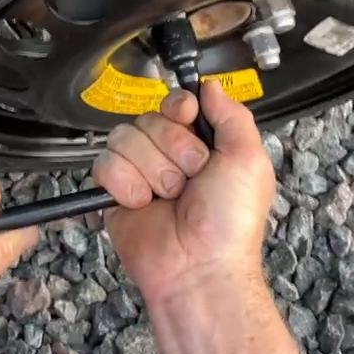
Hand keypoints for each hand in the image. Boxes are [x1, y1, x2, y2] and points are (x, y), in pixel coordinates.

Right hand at [92, 81, 273, 303]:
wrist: (198, 267)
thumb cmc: (229, 222)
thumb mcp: (249, 161)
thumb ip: (233, 116)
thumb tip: (211, 85)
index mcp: (201, 144)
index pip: (176, 101)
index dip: (179, 108)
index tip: (189, 122)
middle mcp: (167, 154)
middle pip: (148, 117)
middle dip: (171, 148)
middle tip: (189, 179)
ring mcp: (139, 172)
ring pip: (124, 137)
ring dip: (150, 169)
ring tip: (167, 197)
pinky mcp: (113, 191)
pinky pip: (104, 164)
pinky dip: (125, 185)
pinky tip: (142, 204)